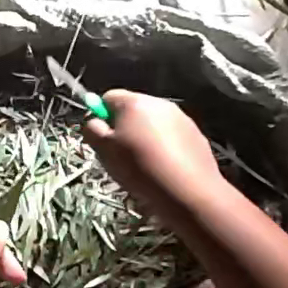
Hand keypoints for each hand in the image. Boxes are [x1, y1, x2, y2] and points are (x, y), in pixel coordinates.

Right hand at [85, 89, 223, 215]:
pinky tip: (164, 168)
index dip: (101, 116)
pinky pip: (172, 136)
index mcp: (134, 102)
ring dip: (145, 137)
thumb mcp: (104, 150)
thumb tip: (94, 122)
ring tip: (145, 165)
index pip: (108, 97)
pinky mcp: (196, 134)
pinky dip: (164, 147)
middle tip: (122, 155)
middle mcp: (160, 103)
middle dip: (124, 127)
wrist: (187, 191)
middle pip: (133, 109)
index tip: (104, 139)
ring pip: (153, 123)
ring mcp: (181, 118)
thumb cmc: (139, 168)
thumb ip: (92, 130)